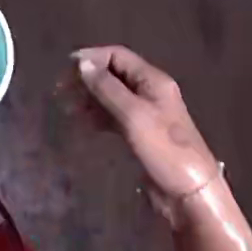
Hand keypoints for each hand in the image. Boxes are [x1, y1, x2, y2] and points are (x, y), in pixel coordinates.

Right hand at [74, 45, 221, 222]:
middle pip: (113, 74)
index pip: (117, 55)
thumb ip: (106, 87)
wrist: (190, 194)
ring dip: (89, 98)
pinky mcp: (142, 133)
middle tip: (61, 91)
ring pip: (111, 95)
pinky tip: (84, 124)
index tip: (67, 69)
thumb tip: (82, 63)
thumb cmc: (163, 149)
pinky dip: (98, 115)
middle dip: (87, 79)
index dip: (92, 58)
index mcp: (152, 80)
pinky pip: (115, 115)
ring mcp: (146, 113)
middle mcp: (149, 91)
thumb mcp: (133, 114)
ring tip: (67, 109)